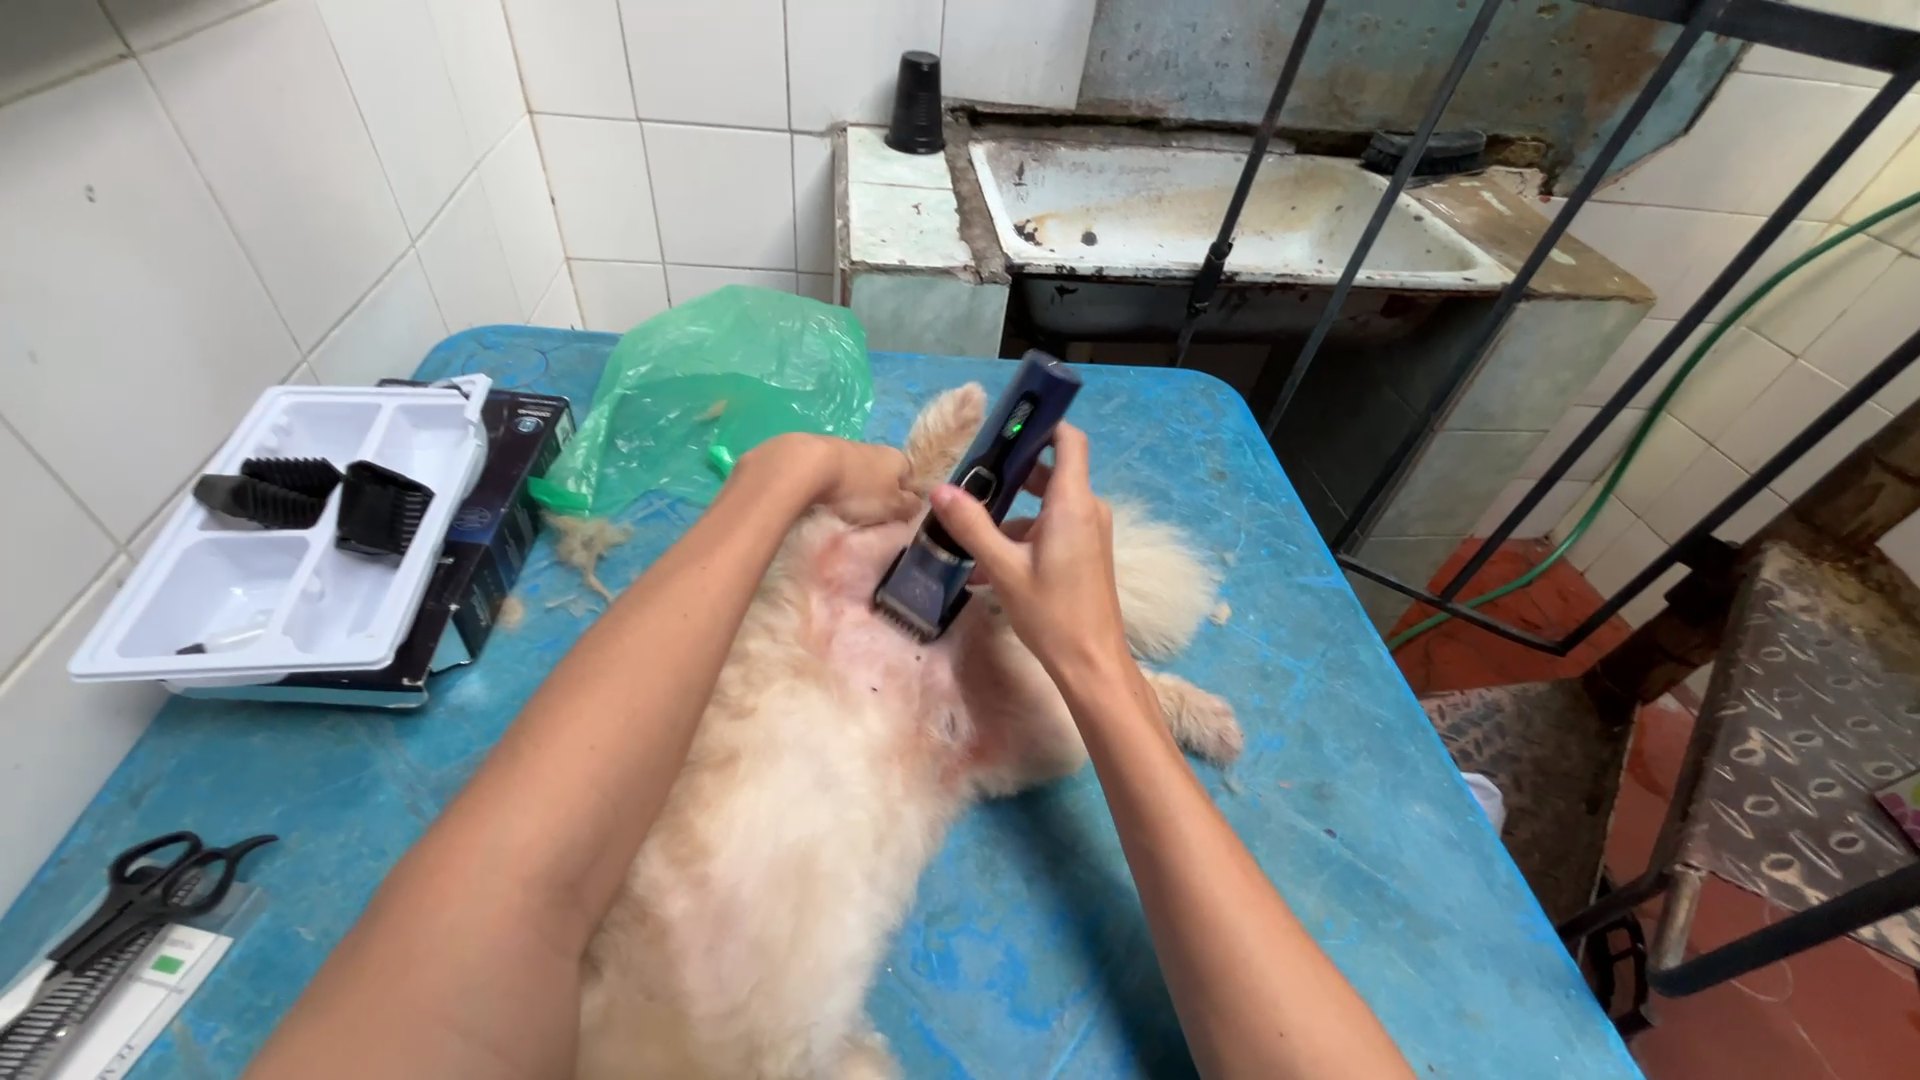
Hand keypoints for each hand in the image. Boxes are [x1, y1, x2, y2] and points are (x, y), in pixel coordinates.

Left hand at [741, 433, 918, 524]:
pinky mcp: (821, 451)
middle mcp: (876, 448)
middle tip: (869, 517)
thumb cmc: (858, 489)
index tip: (894, 517)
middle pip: (884, 475)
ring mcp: (847, 447)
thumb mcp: (892, 506)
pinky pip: (836, 473)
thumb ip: (910, 507)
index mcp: (898, 458)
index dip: (905, 499)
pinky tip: (825, 498)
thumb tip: (918, 504)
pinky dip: (833, 485)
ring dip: (854, 489)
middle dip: (877, 494)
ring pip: (859, 473)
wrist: (808, 465)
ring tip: (844, 510)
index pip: (911, 479)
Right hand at [928, 423, 1131, 685]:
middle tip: (973, 479)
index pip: (1068, 440)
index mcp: (1072, 503)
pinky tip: (988, 568)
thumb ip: (972, 526)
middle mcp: (1087, 509)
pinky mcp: (1086, 552)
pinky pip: (1053, 530)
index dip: (1041, 425)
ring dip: (1011, 514)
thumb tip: (940, 491)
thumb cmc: (1051, 613)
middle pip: (1051, 471)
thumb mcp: (1004, 569)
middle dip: (1012, 473)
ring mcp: (1090, 532)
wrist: (1092, 661)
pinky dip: (1023, 538)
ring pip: (1047, 506)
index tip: (1006, 427)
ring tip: (970, 531)